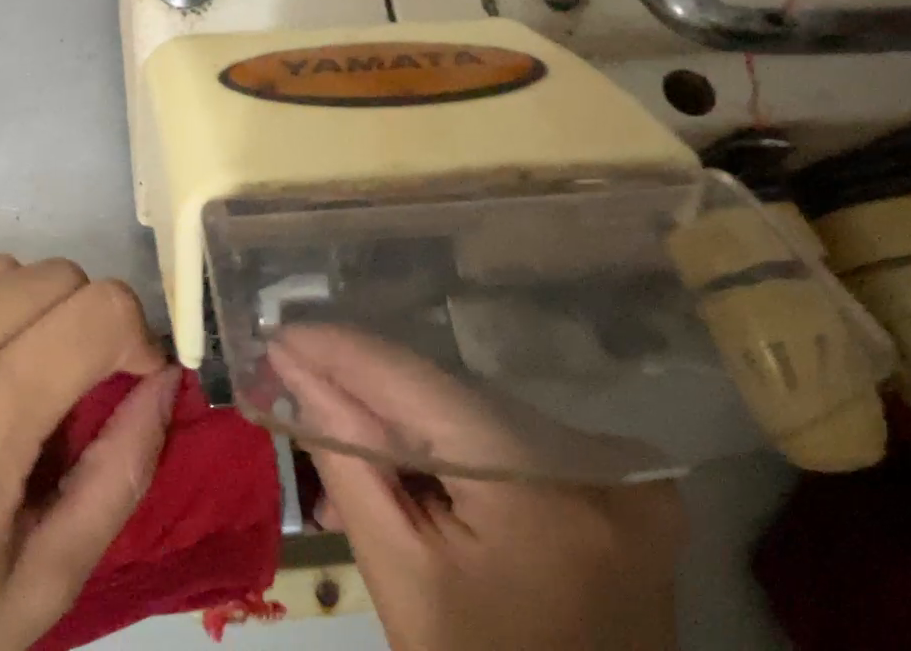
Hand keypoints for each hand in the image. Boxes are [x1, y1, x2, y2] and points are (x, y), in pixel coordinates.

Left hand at [0, 256, 178, 650]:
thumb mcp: (42, 584)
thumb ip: (121, 473)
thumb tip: (163, 384)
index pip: (99, 309)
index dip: (139, 337)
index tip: (136, 384)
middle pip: (52, 274)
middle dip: (90, 320)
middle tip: (83, 390)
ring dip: (33, 308)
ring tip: (22, 380)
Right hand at [270, 326, 685, 650]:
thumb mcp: (400, 574)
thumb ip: (350, 463)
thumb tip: (298, 375)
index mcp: (546, 486)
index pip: (420, 387)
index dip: (343, 354)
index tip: (281, 336)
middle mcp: (607, 463)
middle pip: (453, 405)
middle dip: (368, 402)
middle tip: (295, 397)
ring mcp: (629, 479)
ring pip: (480, 423)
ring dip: (406, 432)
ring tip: (340, 455)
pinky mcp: (628, 495)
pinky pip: (514, 450)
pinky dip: (455, 458)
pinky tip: (408, 480)